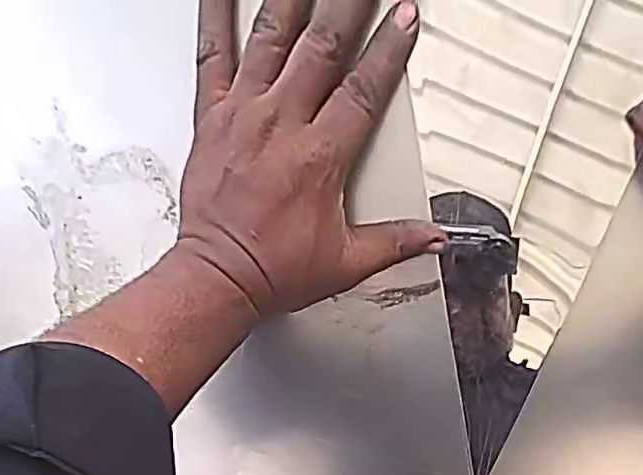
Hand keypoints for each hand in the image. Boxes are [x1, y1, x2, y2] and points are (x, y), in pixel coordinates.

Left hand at [180, 0, 444, 316]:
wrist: (218, 279)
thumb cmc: (271, 272)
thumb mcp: (344, 263)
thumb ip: (393, 244)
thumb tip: (431, 240)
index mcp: (320, 157)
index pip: (365, 88)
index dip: (390, 49)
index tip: (405, 17)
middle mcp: (282, 125)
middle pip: (325, 43)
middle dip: (350, 1)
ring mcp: (244, 115)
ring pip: (273, 34)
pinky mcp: (210, 118)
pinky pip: (211, 52)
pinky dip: (217, 12)